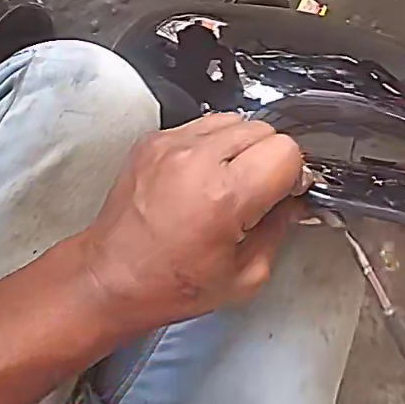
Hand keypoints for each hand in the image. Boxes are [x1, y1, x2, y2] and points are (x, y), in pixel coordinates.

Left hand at [74, 114, 304, 335]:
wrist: (110, 276)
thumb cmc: (169, 284)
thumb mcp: (246, 276)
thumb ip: (279, 229)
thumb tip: (294, 200)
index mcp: (223, 196)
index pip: (286, 151)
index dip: (292, 173)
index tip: (282, 192)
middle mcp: (196, 161)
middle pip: (264, 129)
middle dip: (268, 158)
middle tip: (255, 191)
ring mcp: (171, 145)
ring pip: (235, 119)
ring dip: (241, 146)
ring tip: (226, 181)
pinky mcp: (154, 139)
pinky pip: (202, 125)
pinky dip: (211, 145)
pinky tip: (202, 175)